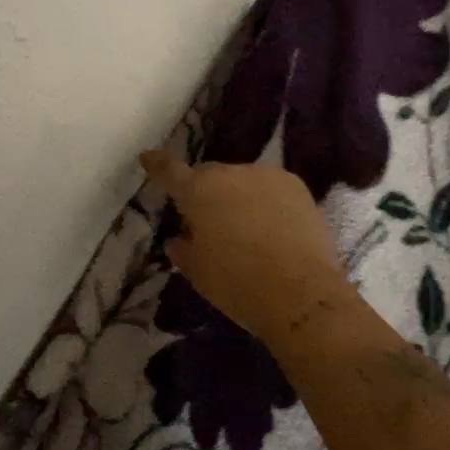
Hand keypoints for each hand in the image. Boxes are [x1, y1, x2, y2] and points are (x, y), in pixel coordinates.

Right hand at [139, 151, 358, 344]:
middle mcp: (230, 173)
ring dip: (237, 196)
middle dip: (205, 192)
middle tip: (208, 223)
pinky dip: (265, 200)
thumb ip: (183, 249)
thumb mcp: (199, 273)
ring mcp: (265, 174)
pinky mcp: (295, 184)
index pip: (170, 171)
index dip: (157, 164)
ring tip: (247, 229)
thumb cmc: (238, 285)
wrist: (301, 292)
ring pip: (241, 180)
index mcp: (199, 192)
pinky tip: (273, 228)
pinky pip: (269, 187)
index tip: (148, 157)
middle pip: (209, 175)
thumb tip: (178, 238)